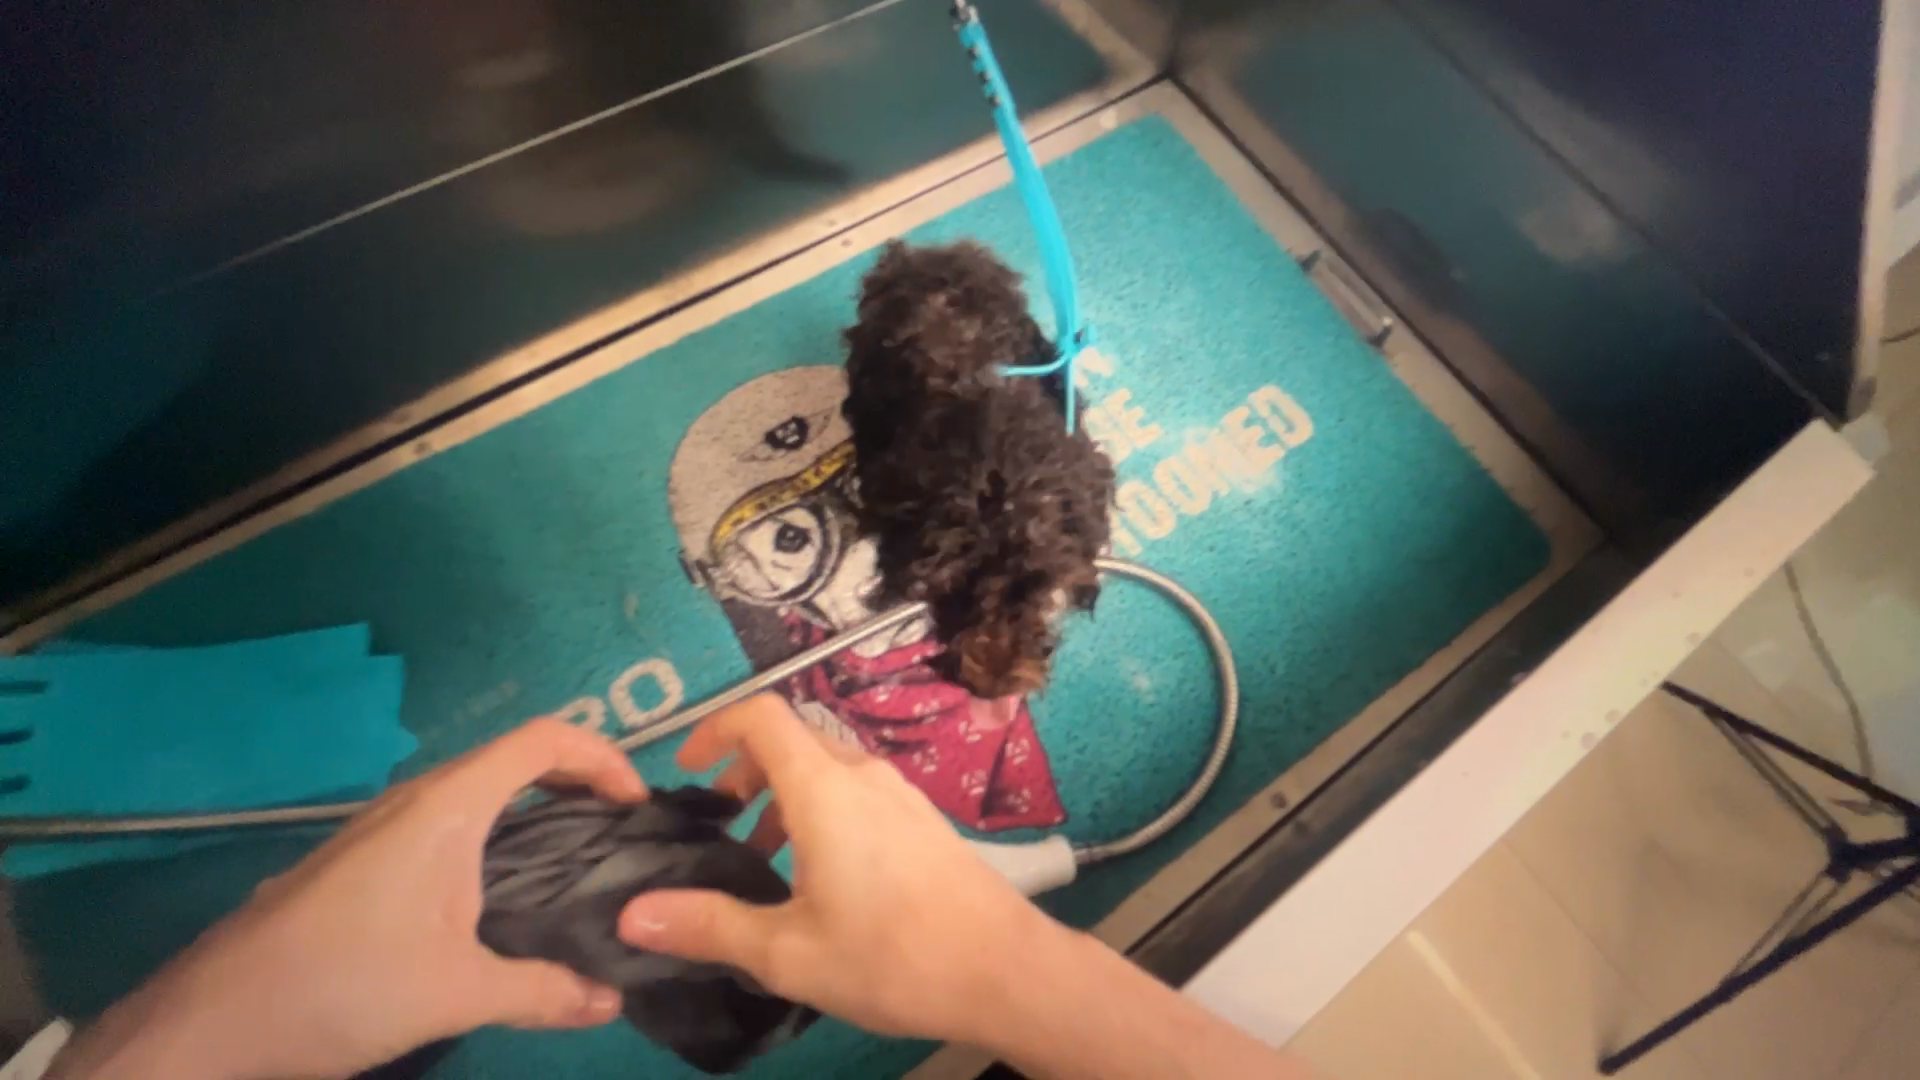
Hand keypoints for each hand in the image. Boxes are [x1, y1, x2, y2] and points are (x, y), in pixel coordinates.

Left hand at [53, 718, 644, 1079]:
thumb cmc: (336, 990)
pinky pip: (459, 807)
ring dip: (542, 795)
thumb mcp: (453, 994)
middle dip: (582, 774)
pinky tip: (507, 876)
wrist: (193, 1037)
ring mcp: (389, 820)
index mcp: (450, 804)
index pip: (547, 739)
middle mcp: (422, 795)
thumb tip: (613, 1002)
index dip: (603, 756)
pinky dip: (505, 817)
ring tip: (577, 844)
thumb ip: (543, 991)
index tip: (634, 804)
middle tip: (619, 823)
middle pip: (522, 752)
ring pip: (487, 779)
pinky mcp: (369, 850)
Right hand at [617, 695, 1059, 1045]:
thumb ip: (709, 925)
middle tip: (721, 824)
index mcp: (824, 788)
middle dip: (745, 770)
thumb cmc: (889, 955)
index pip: (762, 715)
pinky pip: (855, 788)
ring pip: (824, 765)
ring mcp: (897, 790)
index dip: (716, 727)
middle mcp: (862, 773)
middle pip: (791, 739)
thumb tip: (632, 915)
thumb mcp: (788, 951)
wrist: (1001, 966)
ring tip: (764, 858)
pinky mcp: (918, 814)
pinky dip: (820, 807)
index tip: (688, 770)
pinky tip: (822, 874)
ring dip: (783, 794)